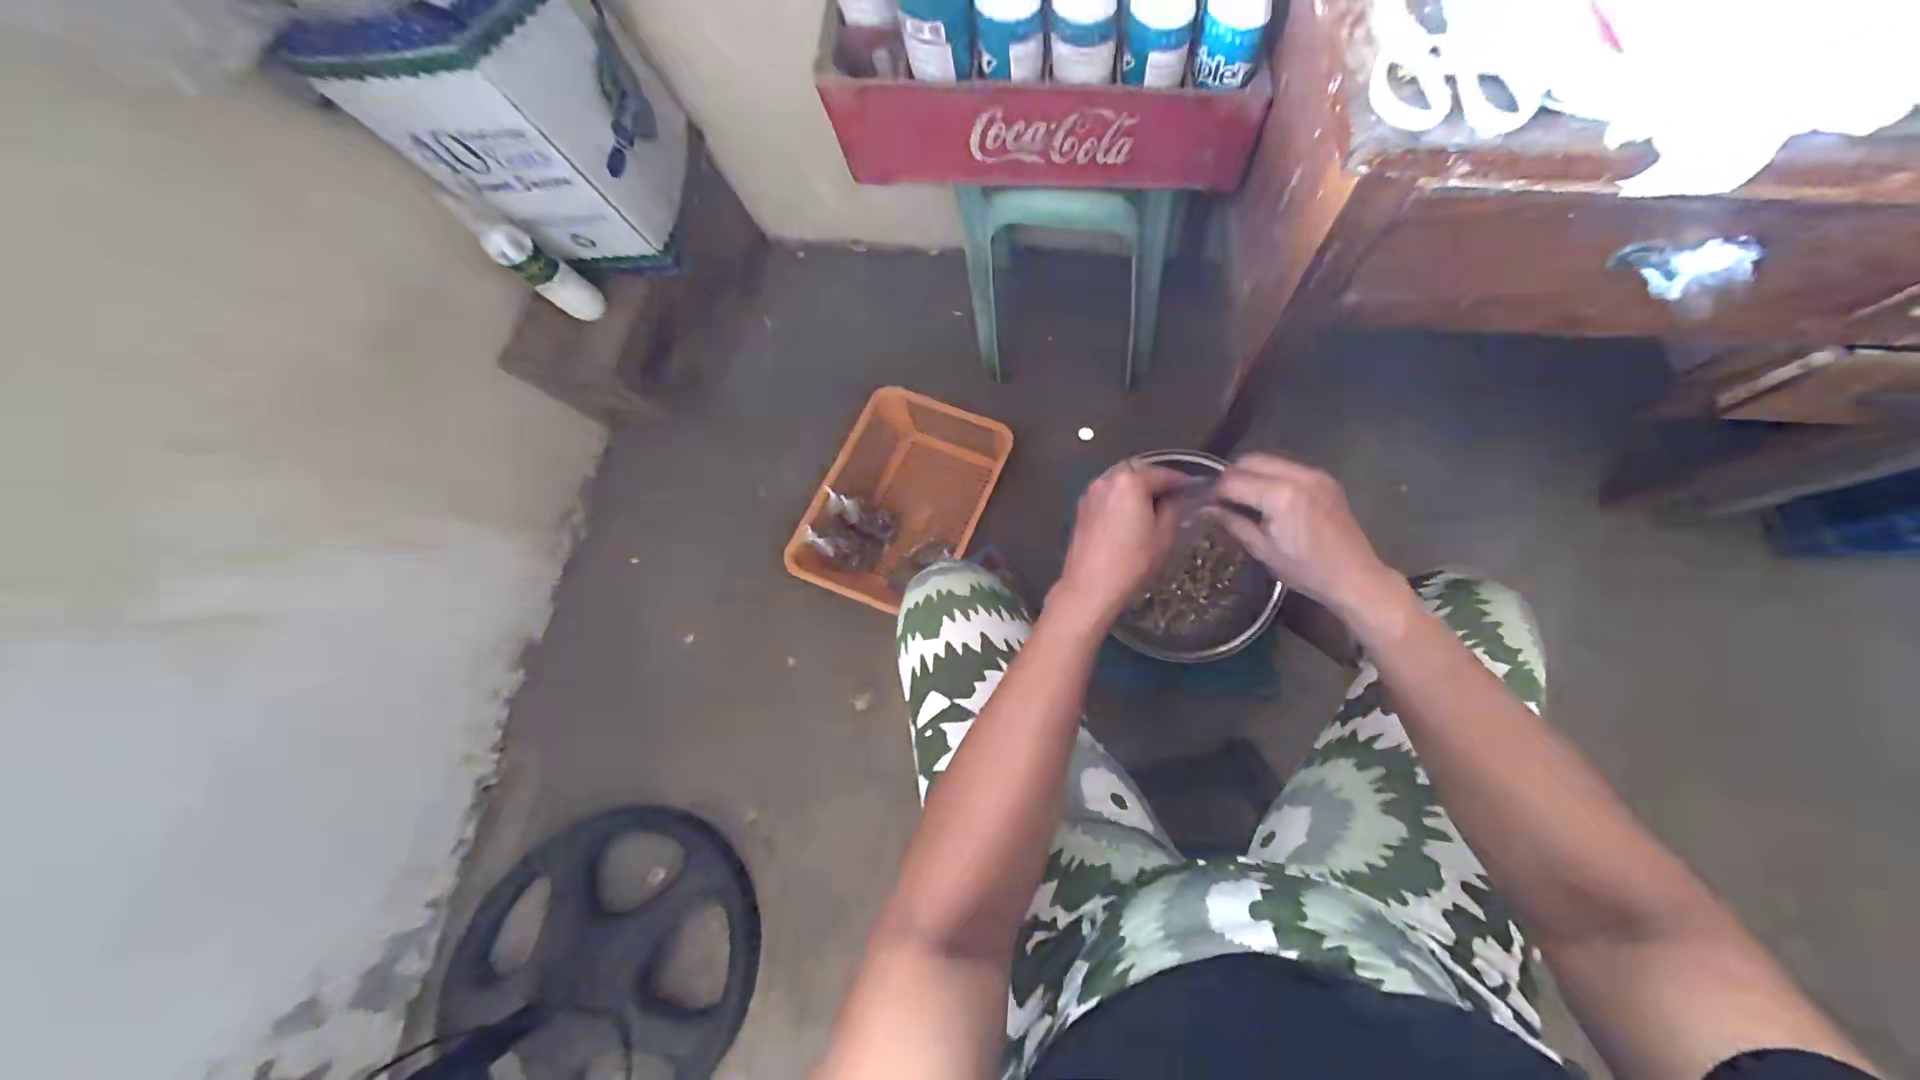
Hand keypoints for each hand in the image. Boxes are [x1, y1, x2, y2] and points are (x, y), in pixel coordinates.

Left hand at [1051, 459, 1189, 625]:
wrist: (1090, 586)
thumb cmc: (1132, 562)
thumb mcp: (1163, 537)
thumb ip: (1173, 509)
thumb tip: (1177, 498)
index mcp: (1130, 482)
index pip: (1162, 474)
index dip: (1180, 481)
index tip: (1193, 487)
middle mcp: (1106, 480)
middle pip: (1137, 470)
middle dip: (1156, 478)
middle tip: (1172, 493)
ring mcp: (1091, 493)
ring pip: (1119, 479)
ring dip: (1136, 486)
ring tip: (1152, 503)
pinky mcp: (1081, 507)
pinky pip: (1106, 492)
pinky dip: (1120, 495)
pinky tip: (1129, 512)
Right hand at [1211, 454, 1410, 627]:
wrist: (1354, 576)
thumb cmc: (1306, 569)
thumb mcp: (1262, 549)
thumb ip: (1233, 522)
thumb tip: (1208, 509)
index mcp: (1280, 495)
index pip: (1234, 481)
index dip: (1215, 491)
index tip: (1204, 503)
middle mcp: (1298, 476)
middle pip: (1250, 461)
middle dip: (1231, 476)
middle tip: (1220, 498)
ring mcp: (1315, 474)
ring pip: (1269, 460)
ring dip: (1250, 473)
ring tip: (1240, 497)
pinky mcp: (1324, 479)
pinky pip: (1287, 467)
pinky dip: (1270, 475)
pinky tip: (1265, 496)